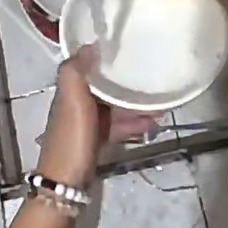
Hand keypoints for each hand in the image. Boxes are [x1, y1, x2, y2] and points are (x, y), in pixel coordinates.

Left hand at [36, 46, 161, 185]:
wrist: (66, 182)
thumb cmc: (72, 138)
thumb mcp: (72, 99)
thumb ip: (76, 70)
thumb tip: (91, 45)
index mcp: (69, 91)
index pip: (88, 67)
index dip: (107, 59)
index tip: (130, 51)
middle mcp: (76, 105)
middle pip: (104, 88)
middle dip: (127, 84)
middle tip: (154, 80)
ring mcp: (86, 124)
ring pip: (113, 108)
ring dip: (135, 105)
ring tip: (160, 104)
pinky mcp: (95, 141)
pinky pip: (117, 126)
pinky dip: (132, 123)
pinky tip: (151, 123)